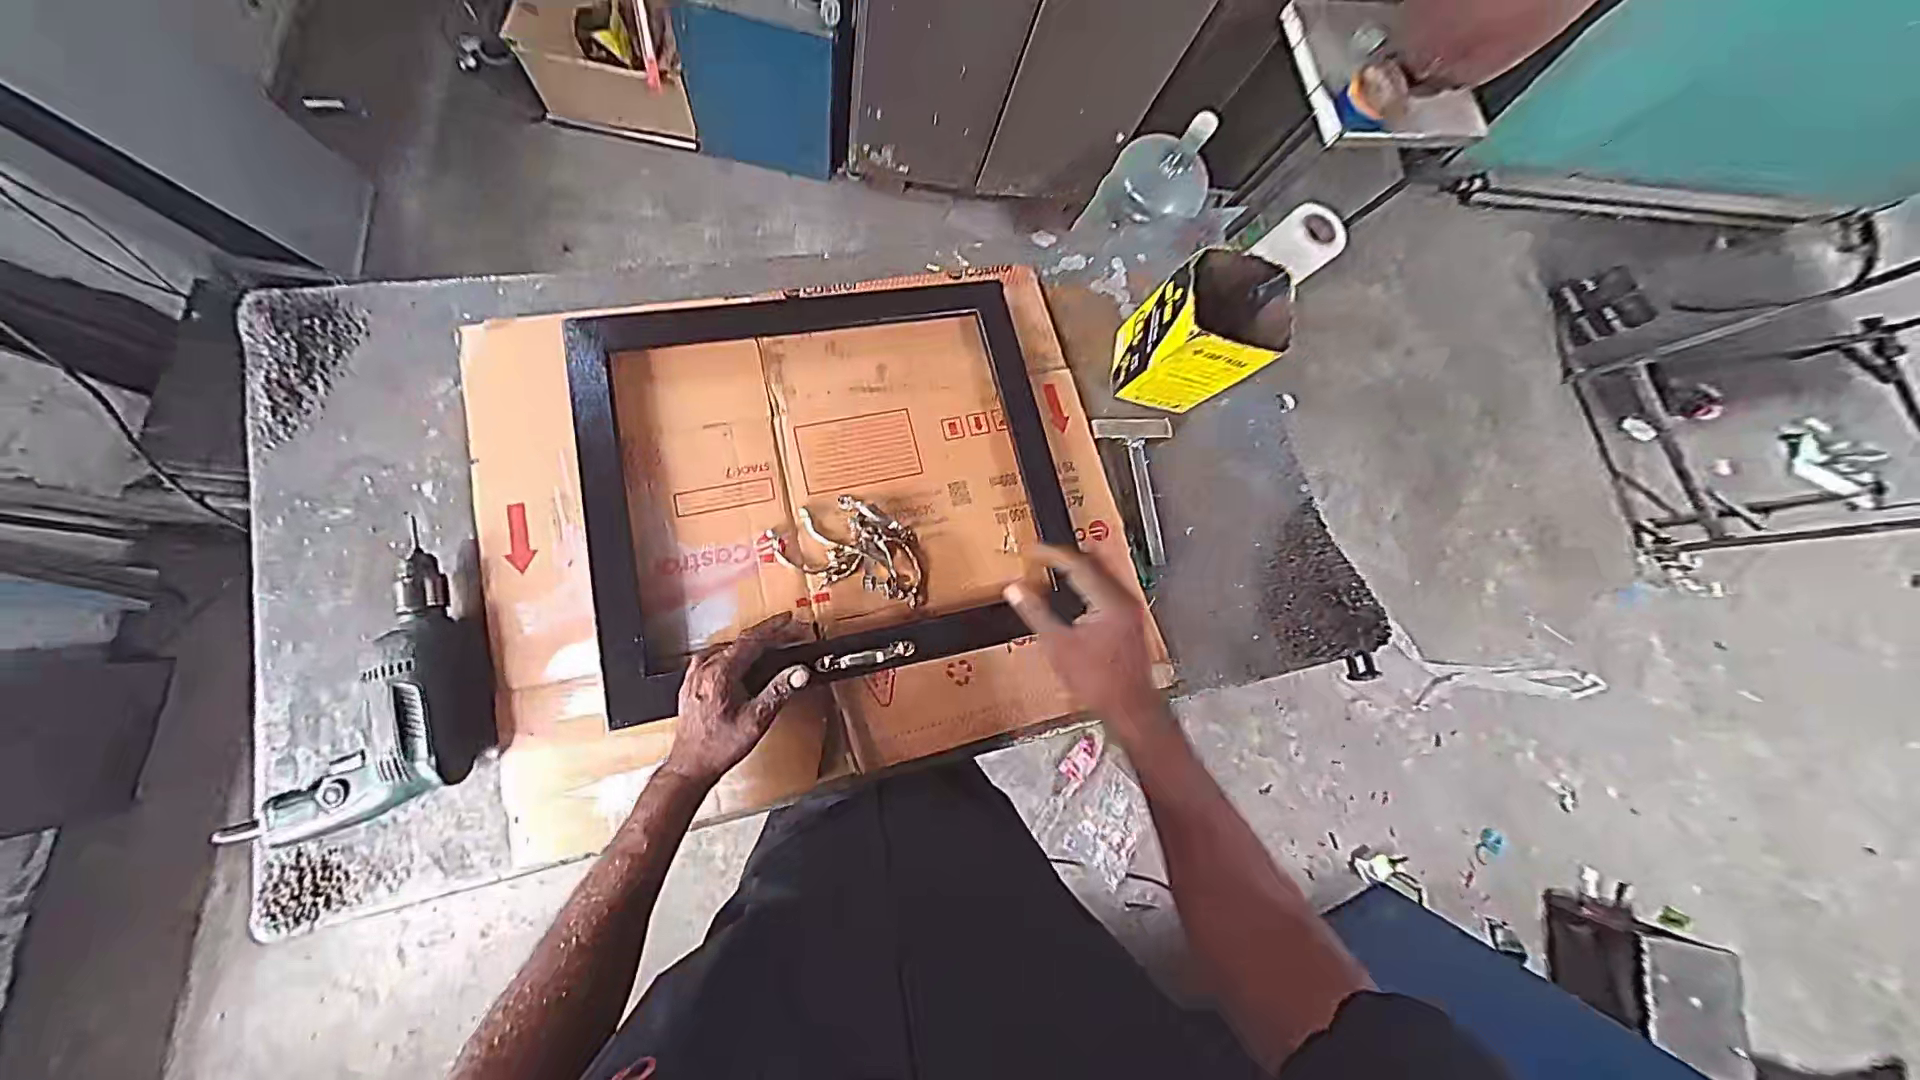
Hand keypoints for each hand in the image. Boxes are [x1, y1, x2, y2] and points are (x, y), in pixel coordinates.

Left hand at [662, 613, 811, 786]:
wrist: (690, 767)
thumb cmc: (718, 747)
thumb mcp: (756, 721)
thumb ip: (778, 692)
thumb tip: (799, 673)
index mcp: (719, 673)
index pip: (752, 640)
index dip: (775, 628)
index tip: (791, 621)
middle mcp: (704, 669)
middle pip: (740, 641)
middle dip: (767, 634)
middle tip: (788, 631)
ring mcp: (695, 675)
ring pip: (727, 646)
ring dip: (751, 642)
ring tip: (770, 642)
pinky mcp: (691, 683)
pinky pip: (714, 656)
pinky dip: (734, 652)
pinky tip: (741, 659)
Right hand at [1002, 545, 1164, 727]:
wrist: (1129, 707)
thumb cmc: (1099, 683)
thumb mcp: (1057, 645)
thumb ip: (1035, 612)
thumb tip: (1016, 590)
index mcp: (1109, 602)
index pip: (1078, 563)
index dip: (1052, 553)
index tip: (1033, 550)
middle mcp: (1125, 601)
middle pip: (1094, 562)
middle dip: (1065, 555)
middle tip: (1042, 554)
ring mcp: (1130, 610)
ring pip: (1103, 573)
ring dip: (1077, 567)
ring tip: (1054, 567)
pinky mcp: (1130, 619)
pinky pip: (1108, 587)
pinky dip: (1088, 582)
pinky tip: (1075, 591)